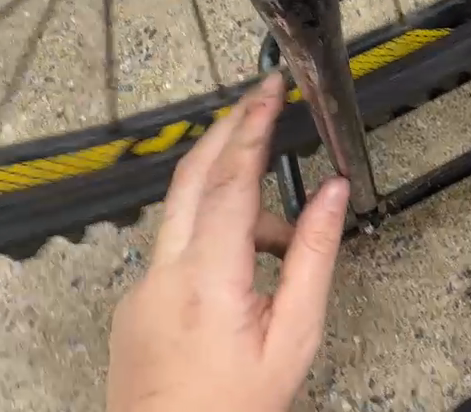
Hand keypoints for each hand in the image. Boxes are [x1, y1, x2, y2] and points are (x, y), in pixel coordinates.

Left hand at [107, 75, 348, 411]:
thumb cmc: (236, 409)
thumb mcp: (295, 335)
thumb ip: (316, 254)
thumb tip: (334, 190)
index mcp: (207, 280)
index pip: (230, 181)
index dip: (251, 128)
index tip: (269, 90)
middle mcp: (162, 274)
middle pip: (191, 175)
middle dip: (228, 127)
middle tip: (262, 96)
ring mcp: (142, 287)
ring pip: (188, 210)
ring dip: (235, 199)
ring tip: (282, 245)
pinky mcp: (136, 302)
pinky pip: (180, 244)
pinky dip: (218, 234)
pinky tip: (248, 274)